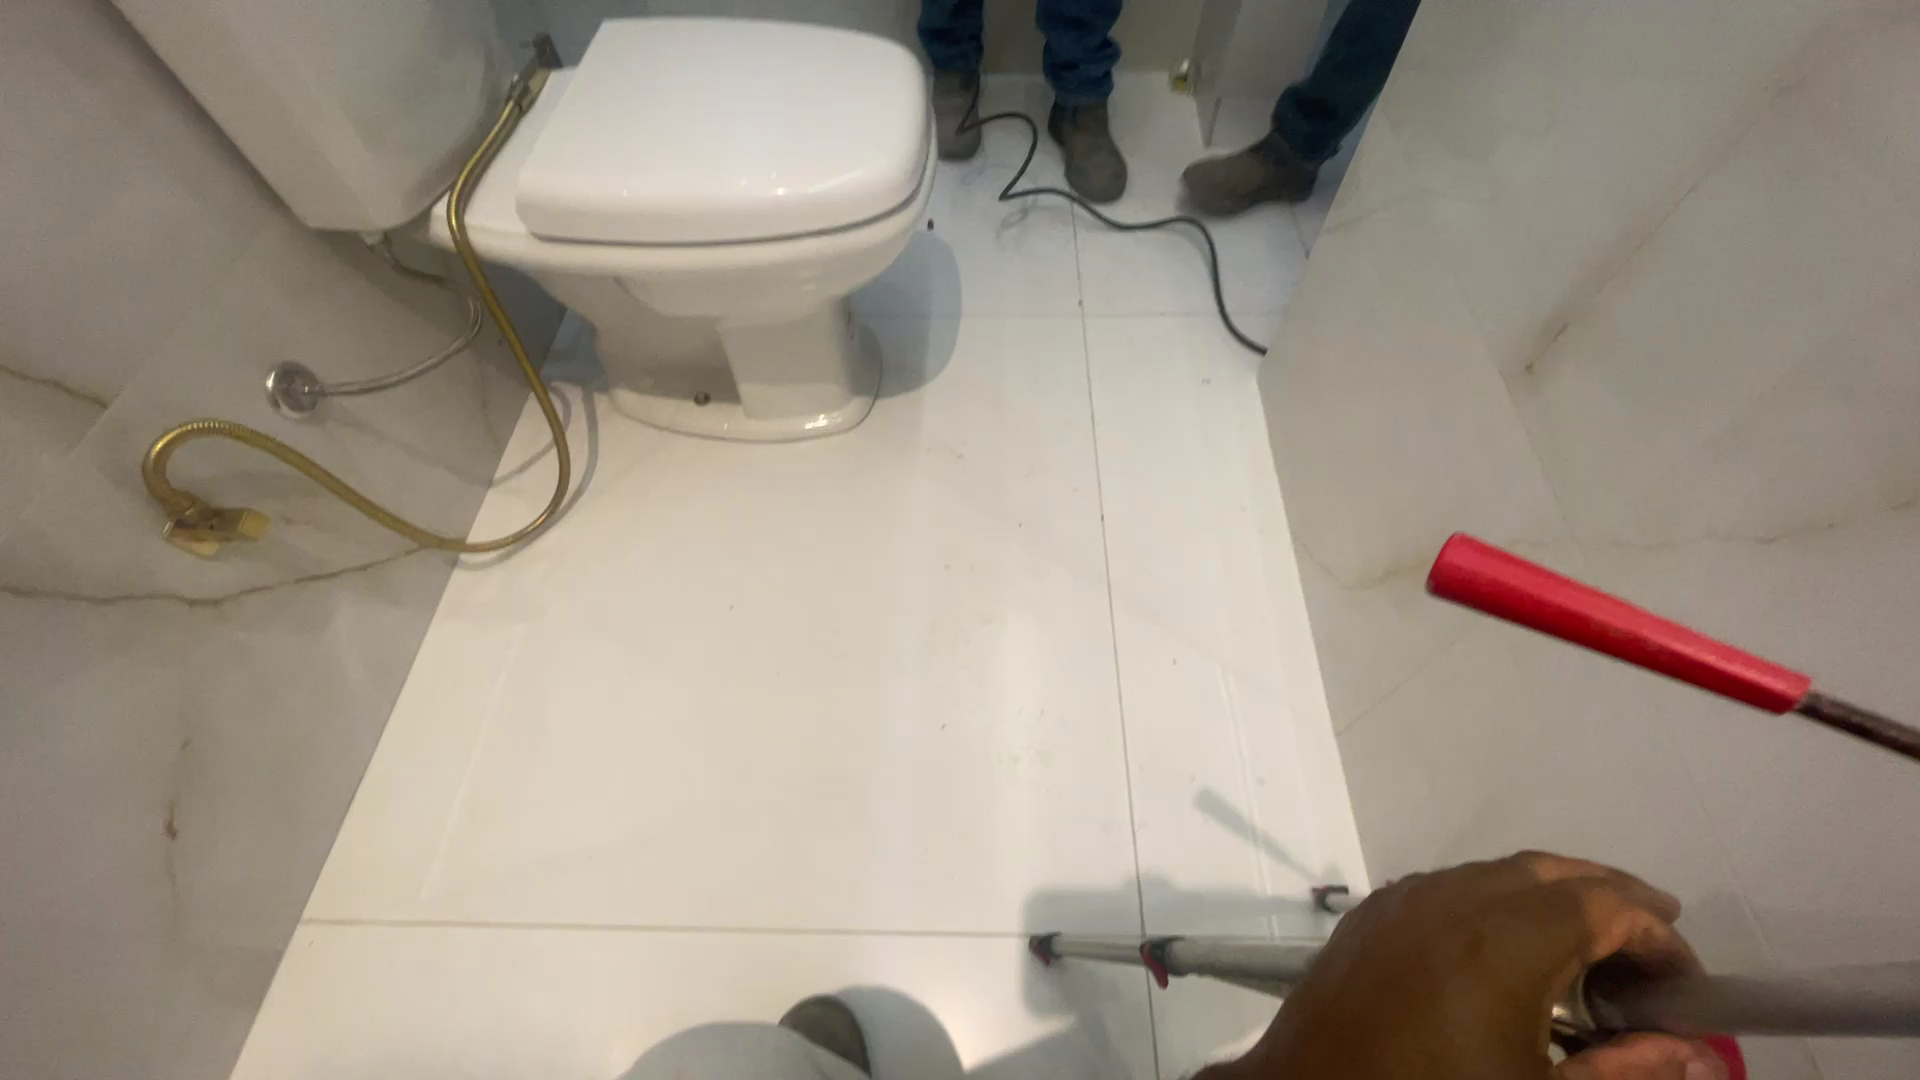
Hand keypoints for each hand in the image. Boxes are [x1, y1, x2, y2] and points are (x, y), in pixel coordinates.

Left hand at [1211, 852, 1729, 1079]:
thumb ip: (1629, 1074)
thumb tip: (1698, 1054)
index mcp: (1497, 938)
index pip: (1596, 902)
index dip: (1653, 932)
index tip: (1688, 981)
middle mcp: (1445, 899)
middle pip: (1541, 871)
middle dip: (1605, 895)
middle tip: (1655, 939)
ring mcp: (1399, 900)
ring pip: (1488, 874)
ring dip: (1545, 895)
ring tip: (1591, 946)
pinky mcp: (1370, 914)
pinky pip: (1444, 888)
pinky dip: (1490, 901)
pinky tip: (1507, 948)